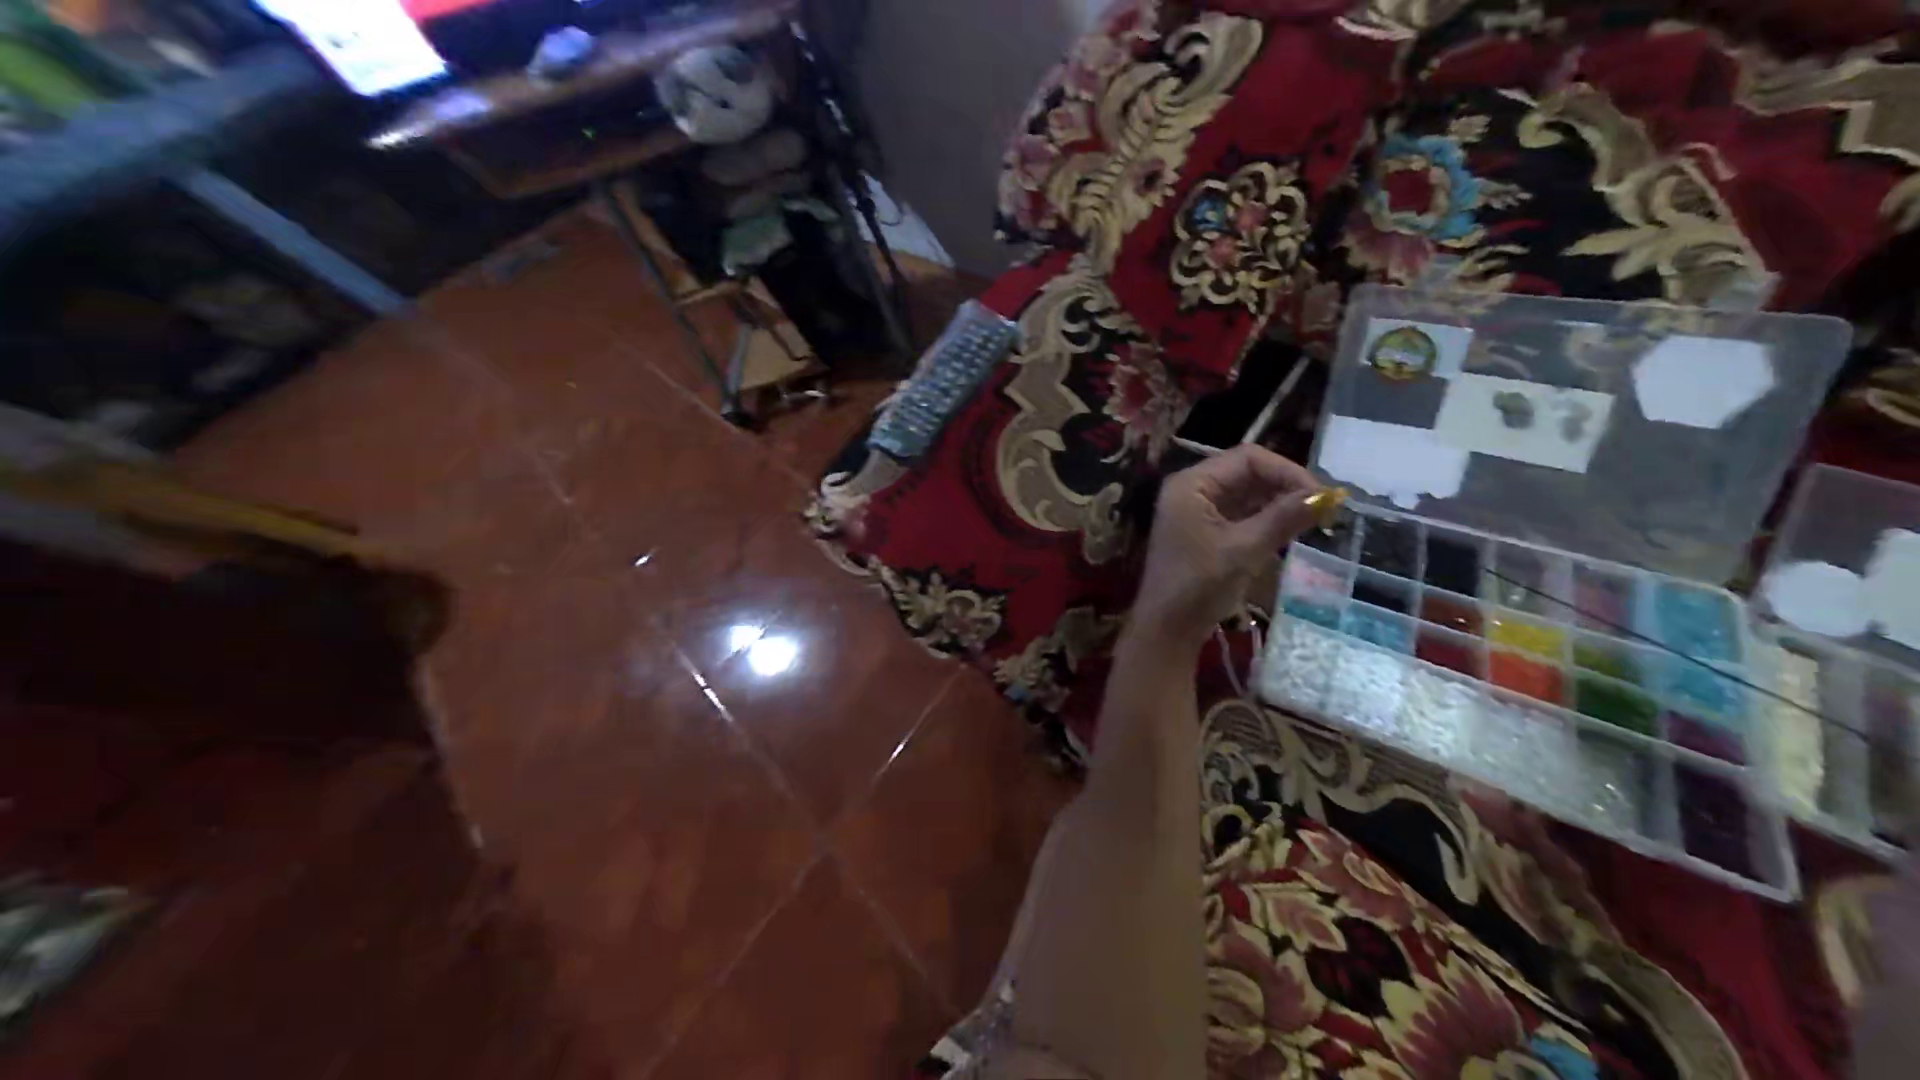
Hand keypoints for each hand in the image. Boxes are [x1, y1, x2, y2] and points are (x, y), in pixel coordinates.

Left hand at [1131, 445, 1319, 647]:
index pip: (1247, 458)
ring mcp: (1197, 511)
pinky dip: (1266, 519)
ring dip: (1279, 503)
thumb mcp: (1244, 549)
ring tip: (1314, 519)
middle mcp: (1191, 490)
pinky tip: (1292, 530)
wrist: (1167, 629)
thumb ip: (1283, 518)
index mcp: (1191, 484)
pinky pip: (1241, 514)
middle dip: (1285, 486)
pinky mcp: (1205, 532)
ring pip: (1247, 494)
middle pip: (1247, 473)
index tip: (1320, 496)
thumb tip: (1327, 496)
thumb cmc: (1199, 585)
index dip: (1287, 471)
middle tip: (1324, 508)